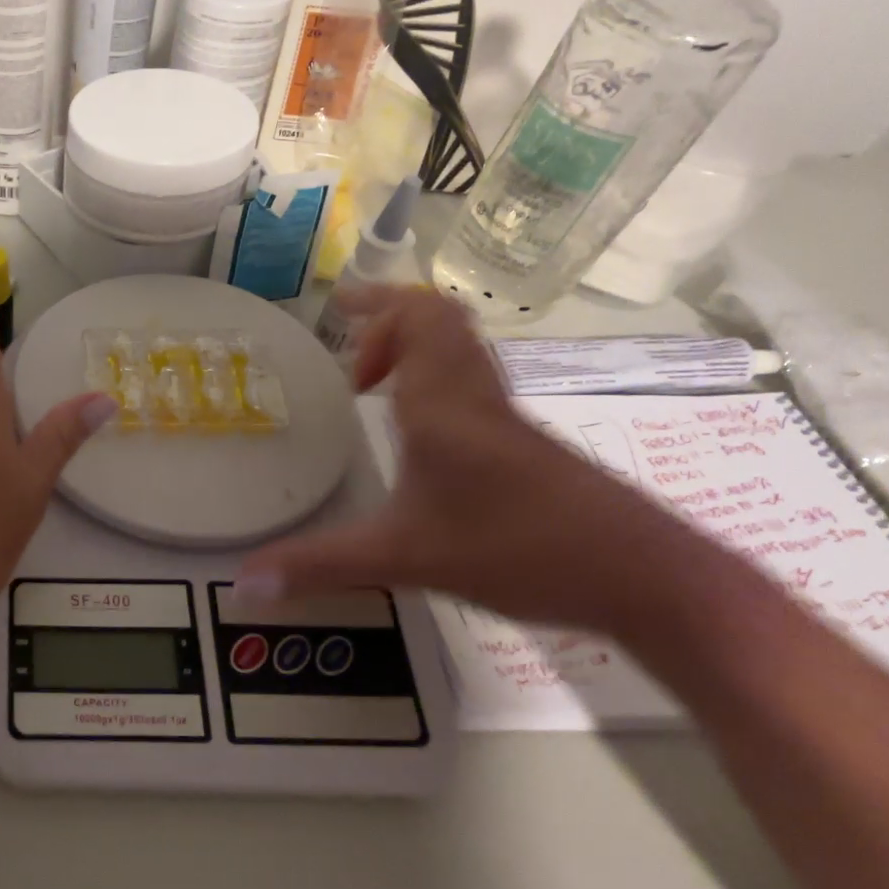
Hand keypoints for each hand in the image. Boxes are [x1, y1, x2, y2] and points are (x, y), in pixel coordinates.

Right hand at [239, 285, 716, 634]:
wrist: (646, 577)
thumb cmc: (521, 551)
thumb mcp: (405, 560)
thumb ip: (320, 566)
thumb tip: (242, 582)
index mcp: (443, 406)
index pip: (418, 320)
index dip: (378, 306)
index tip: (336, 318)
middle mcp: (477, 399)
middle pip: (443, 321)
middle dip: (391, 315)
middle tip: (347, 335)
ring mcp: (508, 421)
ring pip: (462, 351)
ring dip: (415, 345)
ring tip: (370, 377)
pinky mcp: (527, 446)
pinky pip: (473, 383)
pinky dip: (436, 378)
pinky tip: (417, 430)